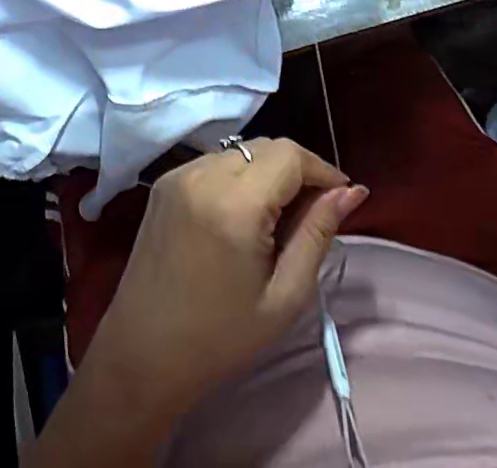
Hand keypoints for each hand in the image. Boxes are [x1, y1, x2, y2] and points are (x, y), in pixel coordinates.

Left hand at [81, 138, 368, 425]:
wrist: (145, 349)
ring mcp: (178, 174)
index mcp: (233, 203)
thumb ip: (318, 233)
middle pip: (265, 147)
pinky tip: (244, 215)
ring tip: (278, 219)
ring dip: (268, 172)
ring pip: (240, 151)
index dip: (323, 170)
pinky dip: (239, 176)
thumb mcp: (285, 294)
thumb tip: (351, 192)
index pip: (290, 155)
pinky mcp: (164, 182)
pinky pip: (215, 162)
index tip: (342, 199)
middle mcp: (202, 175)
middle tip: (312, 214)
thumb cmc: (222, 336)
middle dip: (298, 170)